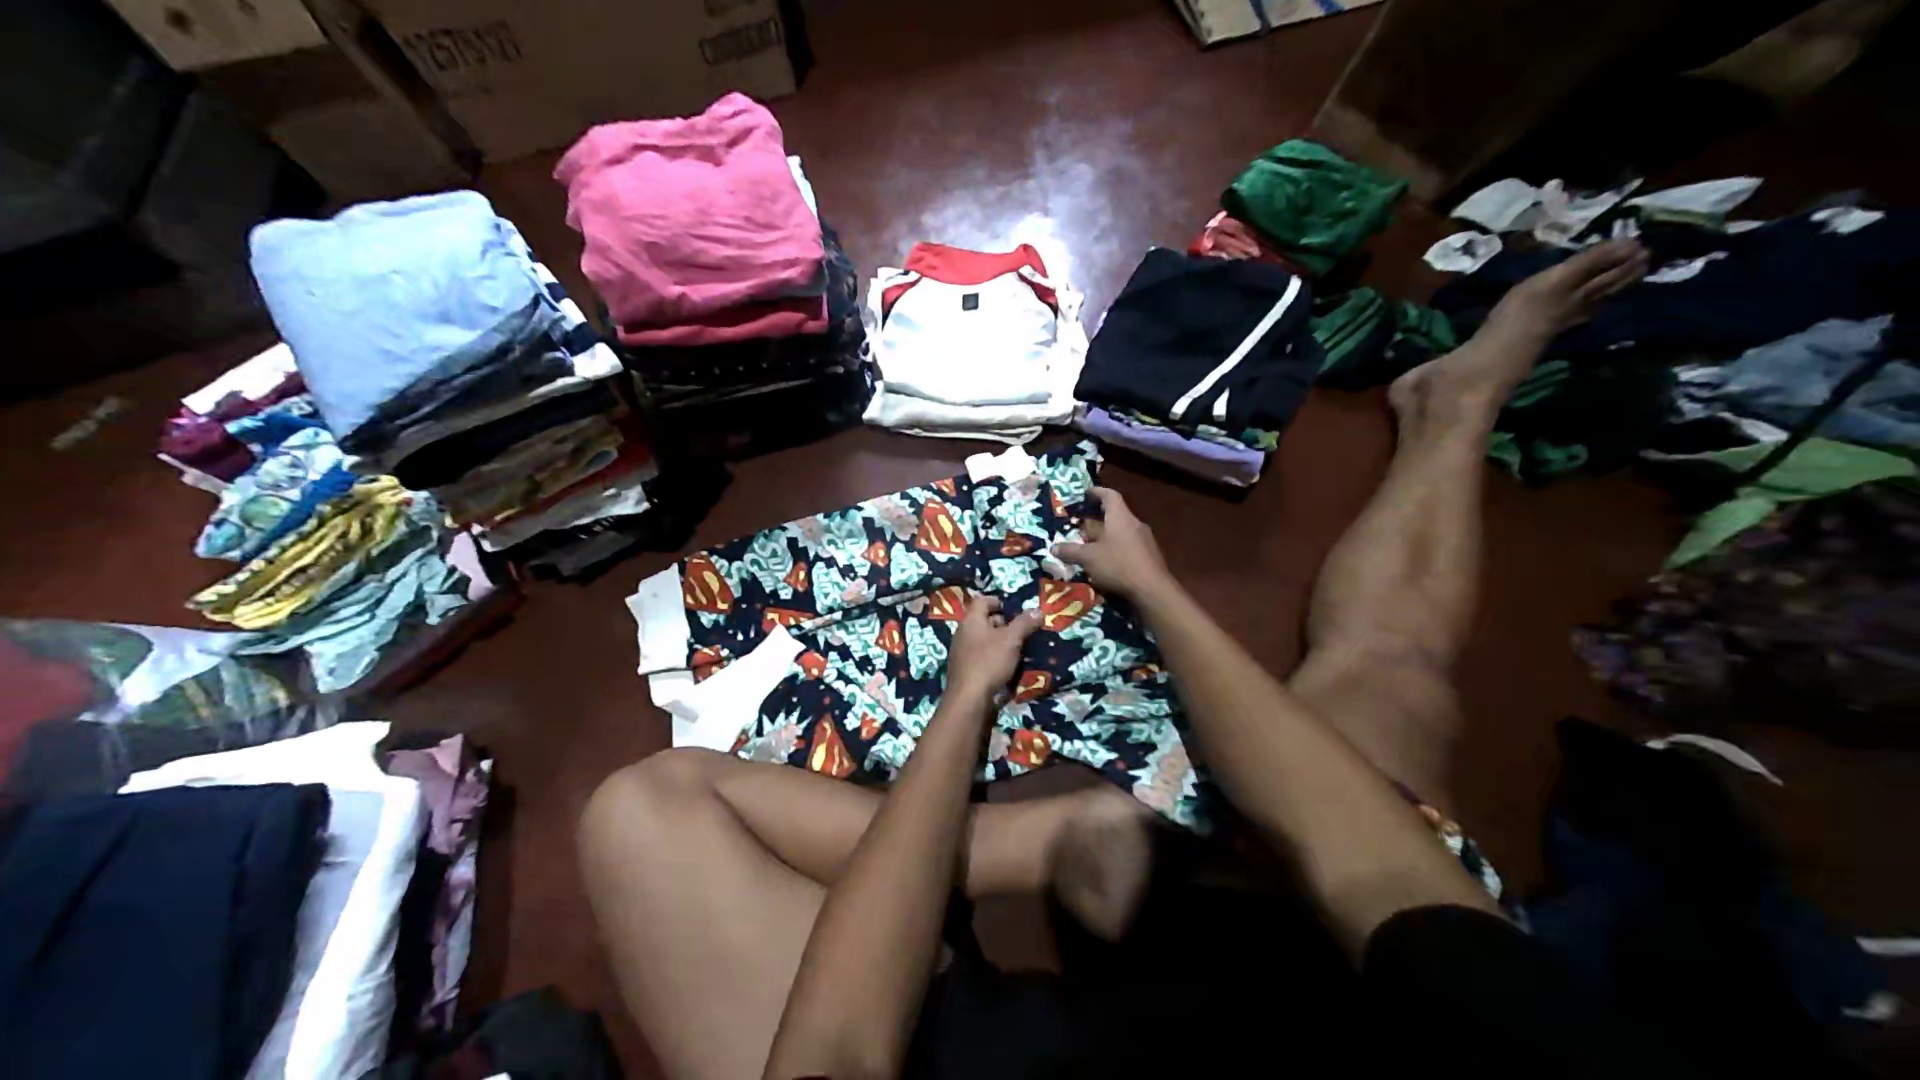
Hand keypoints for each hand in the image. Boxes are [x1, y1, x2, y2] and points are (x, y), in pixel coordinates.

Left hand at [945, 595, 1040, 705]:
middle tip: (1020, 629)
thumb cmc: (989, 661)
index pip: (981, 601)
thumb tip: (1037, 610)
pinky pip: (981, 656)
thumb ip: (1024, 623)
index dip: (997, 601)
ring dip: (999, 642)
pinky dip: (994, 656)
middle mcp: (962, 633)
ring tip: (1017, 648)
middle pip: (983, 621)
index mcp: (970, 620)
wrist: (969, 698)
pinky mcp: (965, 670)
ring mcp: (961, 653)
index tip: (1011, 607)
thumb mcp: (1011, 640)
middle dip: (1002, 623)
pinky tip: (1006, 665)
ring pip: (983, 640)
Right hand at [1053, 487, 1170, 599]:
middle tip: (1082, 525)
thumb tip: (1053, 547)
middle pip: (1116, 514)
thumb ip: (1070, 551)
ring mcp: (1145, 540)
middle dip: (1098, 518)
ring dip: (1107, 535)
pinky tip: (1107, 561)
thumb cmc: (1118, 565)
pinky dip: (1116, 547)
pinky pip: (1129, 544)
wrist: (1152, 589)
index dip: (1097, 492)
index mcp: (1120, 517)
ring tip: (1092, 545)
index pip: (1110, 495)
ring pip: (1122, 531)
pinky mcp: (1149, 555)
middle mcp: (1134, 524)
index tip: (1086, 493)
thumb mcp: (1088, 558)